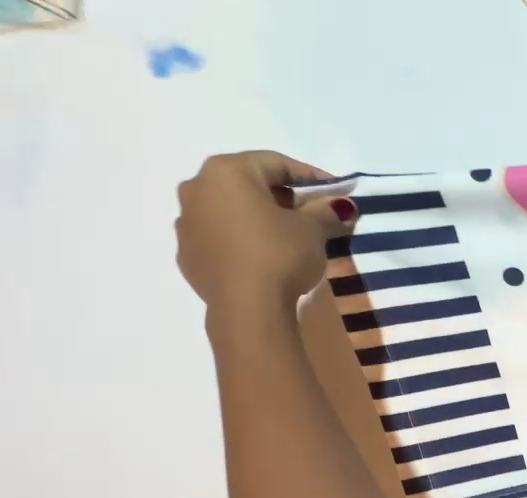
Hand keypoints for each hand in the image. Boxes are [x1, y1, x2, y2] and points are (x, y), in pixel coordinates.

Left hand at [175, 151, 355, 308]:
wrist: (246, 305)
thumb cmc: (279, 254)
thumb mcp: (312, 230)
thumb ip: (325, 211)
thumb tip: (340, 204)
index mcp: (227, 171)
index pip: (275, 163)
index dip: (310, 176)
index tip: (335, 191)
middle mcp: (197, 187)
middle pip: (248, 183)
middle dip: (281, 196)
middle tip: (310, 215)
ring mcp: (186, 220)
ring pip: (229, 210)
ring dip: (257, 218)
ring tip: (285, 238)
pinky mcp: (187, 252)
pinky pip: (219, 237)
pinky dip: (240, 241)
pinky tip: (261, 258)